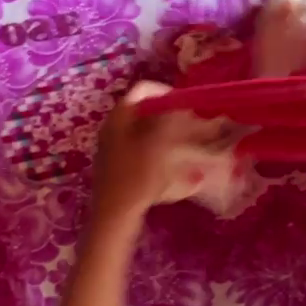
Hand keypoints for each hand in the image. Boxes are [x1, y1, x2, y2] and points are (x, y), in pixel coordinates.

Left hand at [91, 82, 228, 219]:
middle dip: (172, 117)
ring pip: (146, 133)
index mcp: (120, 116)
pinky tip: (175, 170)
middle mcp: (113, 128)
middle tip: (192, 126)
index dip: (168, 93)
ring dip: (169, 137)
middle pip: (146, 112)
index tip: (189, 105)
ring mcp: (114, 149)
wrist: (114, 215)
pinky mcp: (118, 169)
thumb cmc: (136, 176)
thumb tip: (183, 106)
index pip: (144, 90)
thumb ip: (172, 118)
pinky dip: (161, 155)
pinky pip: (143, 154)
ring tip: (189, 147)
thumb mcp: (159, 142)